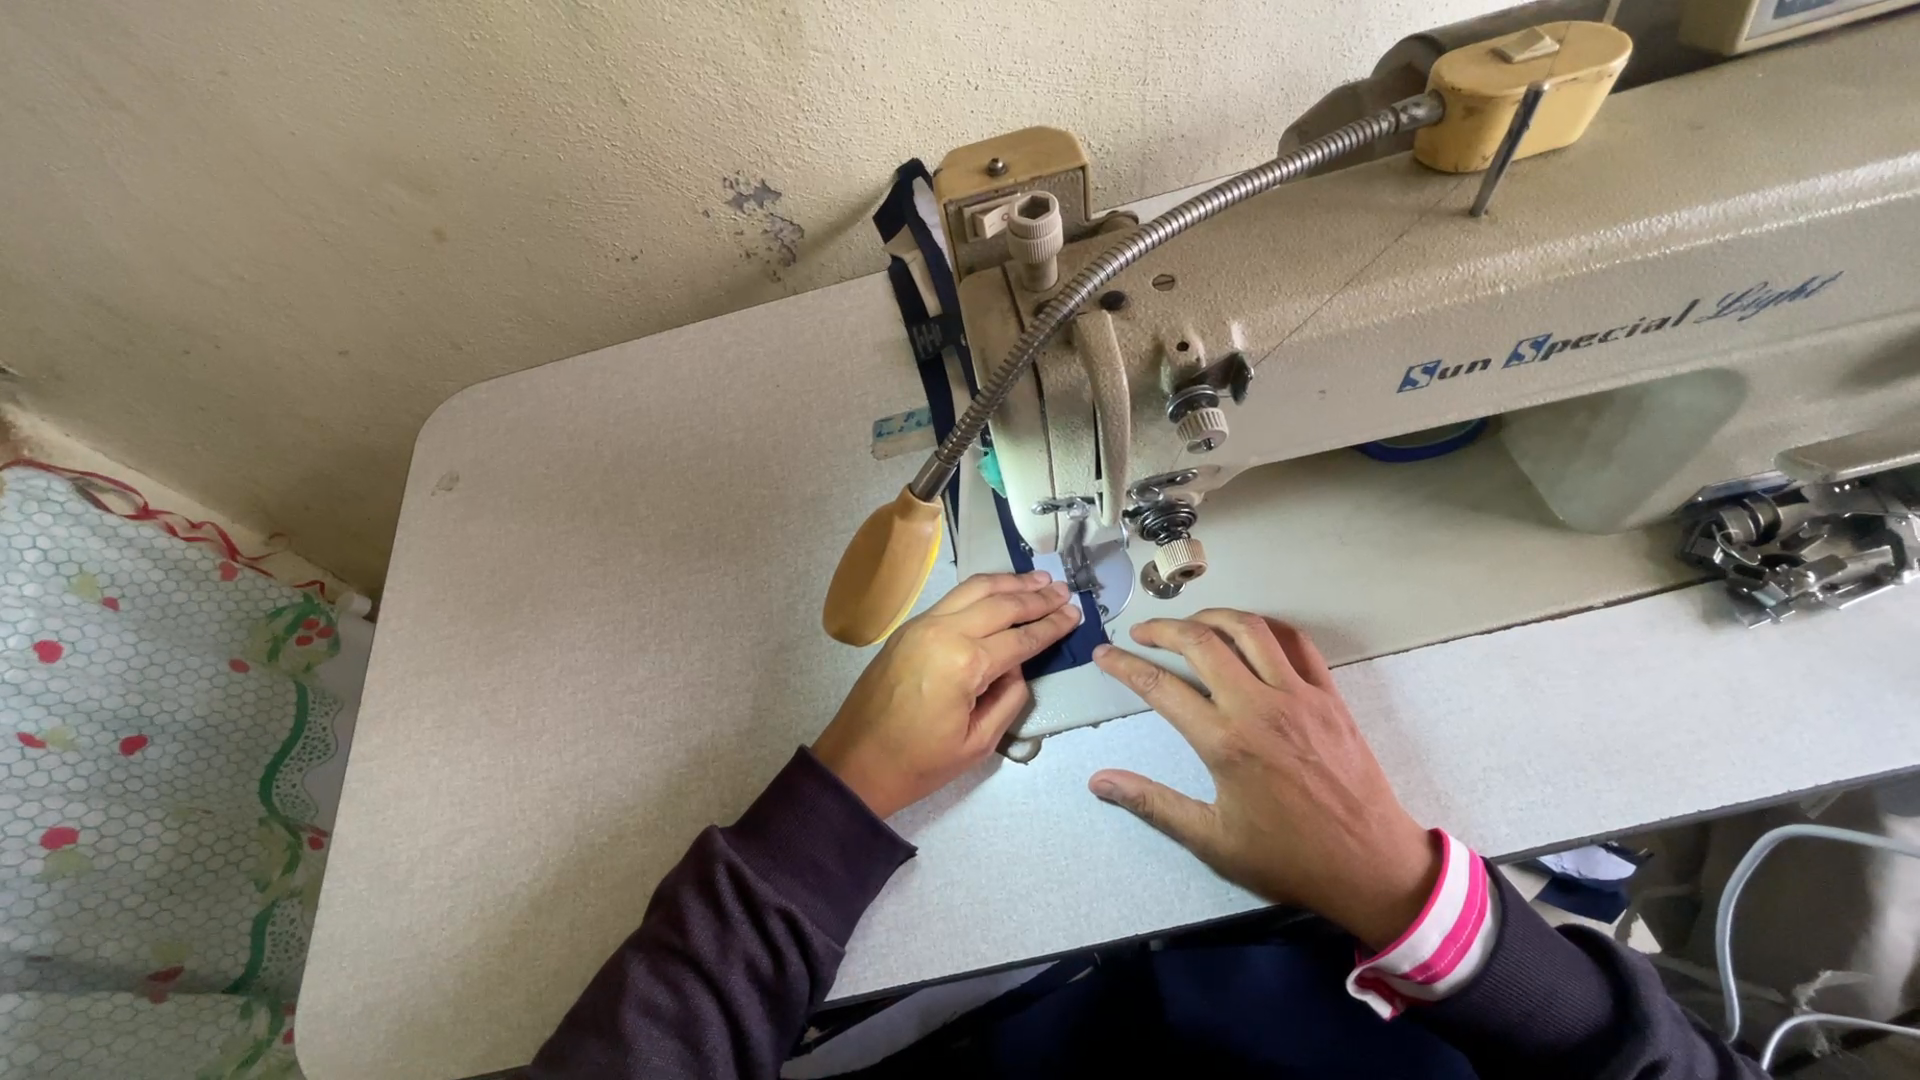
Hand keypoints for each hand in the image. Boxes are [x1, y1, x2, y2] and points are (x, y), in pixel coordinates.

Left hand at [814, 571, 1081, 818]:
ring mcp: (922, 625)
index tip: (1074, 613)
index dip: (1051, 625)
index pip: (1021, 638)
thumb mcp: (978, 743)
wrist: (855, 762)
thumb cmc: (918, 763)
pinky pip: (953, 598)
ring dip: (1009, 582)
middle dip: (1036, 597)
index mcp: (965, 663)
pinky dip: (981, 589)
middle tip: (1063, 590)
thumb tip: (1015, 668)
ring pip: (974, 590)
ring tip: (1038, 578)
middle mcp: (944, 632)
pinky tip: (998, 590)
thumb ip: (1008, 699)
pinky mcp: (909, 628)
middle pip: (1001, 604)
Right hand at [1089, 611, 1439, 950]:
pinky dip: (1267, 627)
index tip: (1104, 654)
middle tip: (1142, 631)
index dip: (1124, 666)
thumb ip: (1152, 803)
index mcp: (1224, 742)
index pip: (1159, 687)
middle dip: (1162, 628)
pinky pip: (1297, 643)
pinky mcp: (1329, 696)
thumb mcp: (1212, 840)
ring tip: (1191, 624)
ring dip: (1211, 616)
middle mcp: (1258, 707)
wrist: (1372, 866)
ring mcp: (1299, 696)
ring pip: (1249, 630)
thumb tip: (1098, 782)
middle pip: (1200, 643)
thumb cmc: (1288, 857)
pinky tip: (1250, 632)